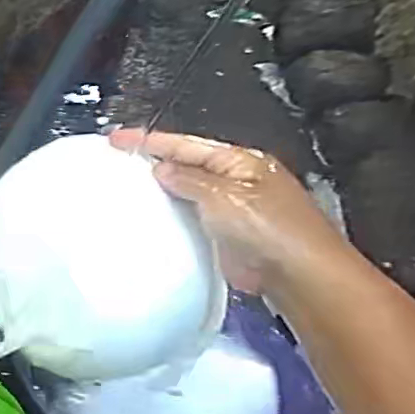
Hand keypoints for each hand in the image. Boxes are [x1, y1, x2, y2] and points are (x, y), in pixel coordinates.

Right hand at [109, 128, 358, 294]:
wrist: (297, 275)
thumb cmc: (271, 230)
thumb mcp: (223, 196)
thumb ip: (188, 179)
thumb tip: (163, 169)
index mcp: (241, 162)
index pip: (186, 144)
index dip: (149, 140)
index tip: (117, 138)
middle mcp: (237, 180)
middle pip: (185, 164)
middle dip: (152, 160)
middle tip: (117, 158)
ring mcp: (231, 207)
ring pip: (185, 191)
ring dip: (159, 188)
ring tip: (125, 185)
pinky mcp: (224, 234)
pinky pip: (188, 217)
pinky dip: (168, 214)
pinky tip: (149, 217)